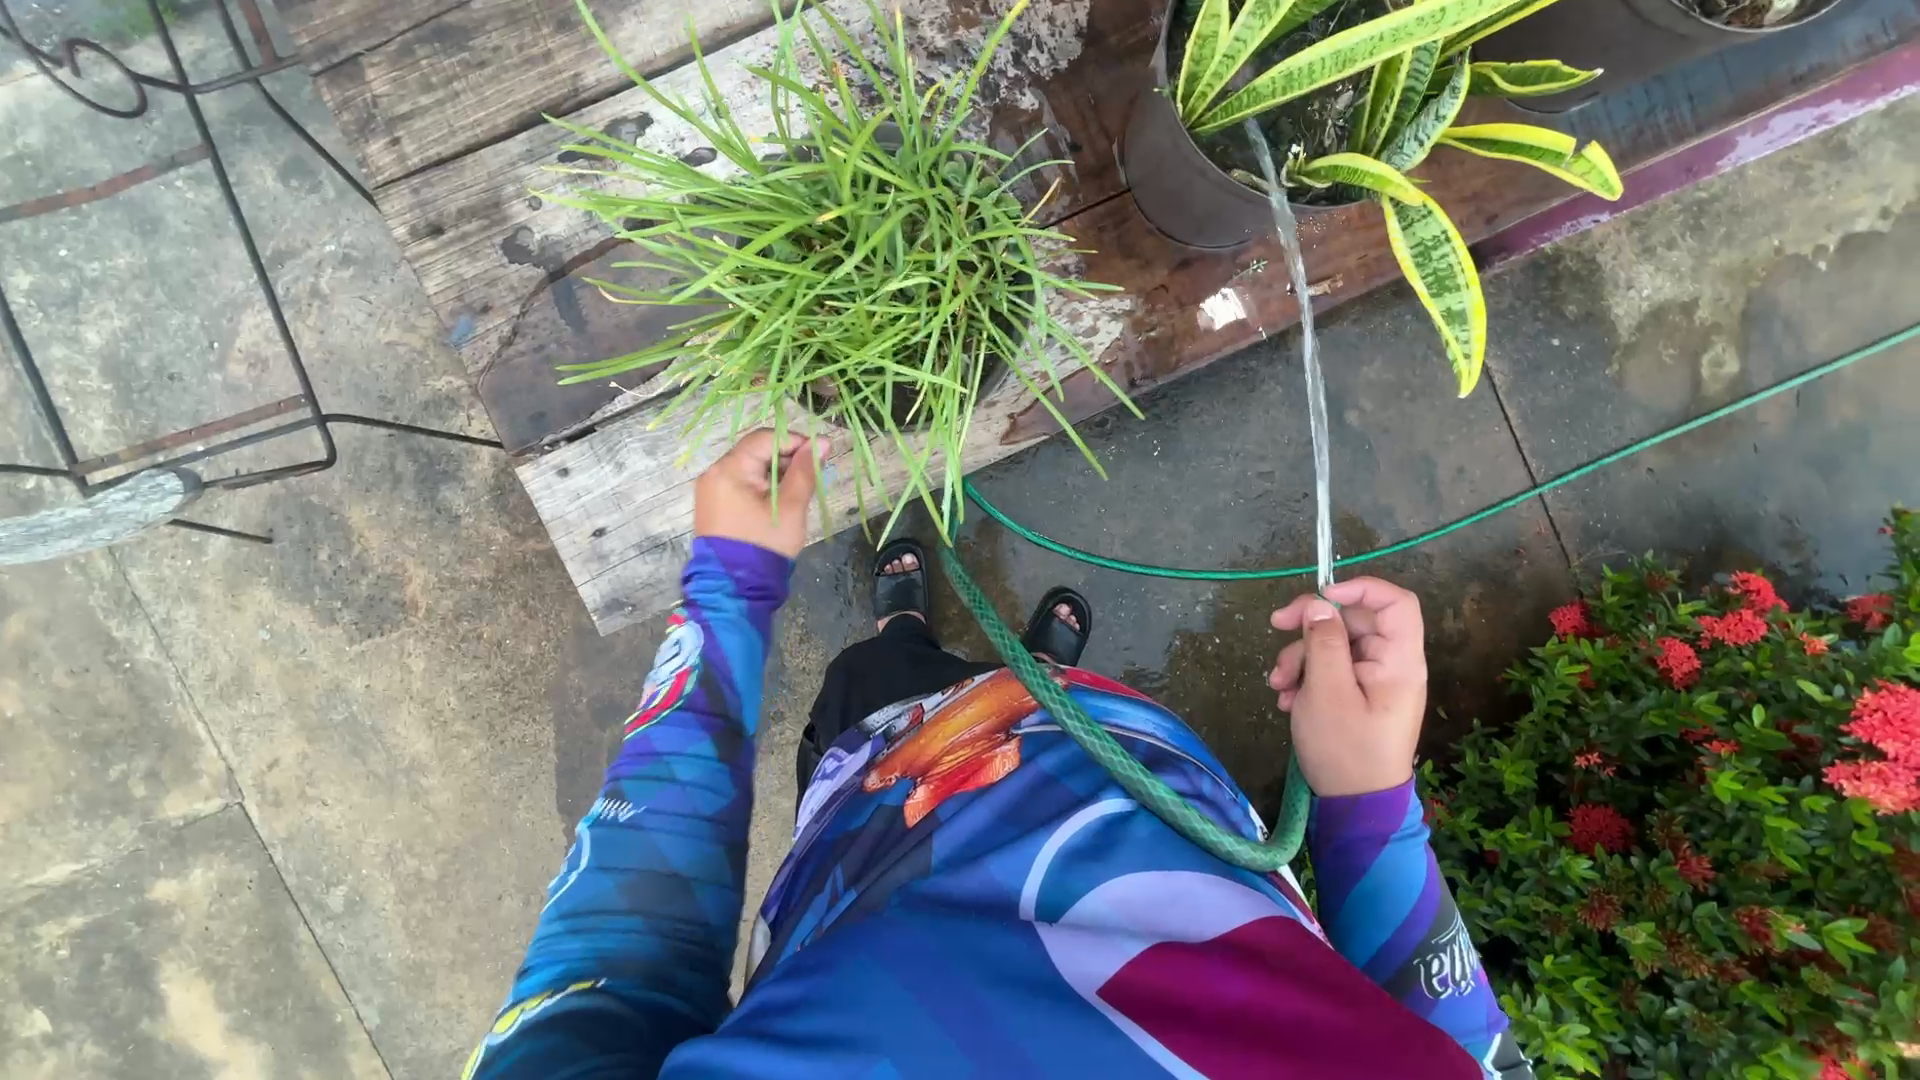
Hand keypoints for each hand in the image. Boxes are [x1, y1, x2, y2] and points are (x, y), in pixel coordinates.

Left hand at [692, 430, 830, 557]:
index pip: (765, 438)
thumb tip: (823, 442)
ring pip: (750, 468)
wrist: (736, 588)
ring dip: (776, 473)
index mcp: (729, 469)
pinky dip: (763, 487)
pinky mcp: (714, 505)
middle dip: (787, 459)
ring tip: (798, 492)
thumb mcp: (791, 506)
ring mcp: (711, 490)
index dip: (795, 442)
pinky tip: (779, 502)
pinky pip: (741, 484)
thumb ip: (806, 471)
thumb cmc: (765, 545)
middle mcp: (714, 473)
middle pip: (756, 451)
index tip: (819, 456)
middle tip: (812, 477)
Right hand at [1267, 577, 1428, 796]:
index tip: (1320, 595)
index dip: (1359, 588)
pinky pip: (1330, 668)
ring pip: (1333, 643)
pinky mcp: (1357, 695)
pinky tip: (1288, 699)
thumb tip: (1318, 605)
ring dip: (1299, 656)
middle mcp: (1391, 664)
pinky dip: (1305, 676)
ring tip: (1279, 685)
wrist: (1355, 804)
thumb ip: (1323, 643)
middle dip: (1310, 626)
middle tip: (1275, 626)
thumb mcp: (1326, 691)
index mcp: (1398, 660)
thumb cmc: (1344, 748)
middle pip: (1352, 620)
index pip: (1395, 602)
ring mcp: (1373, 680)